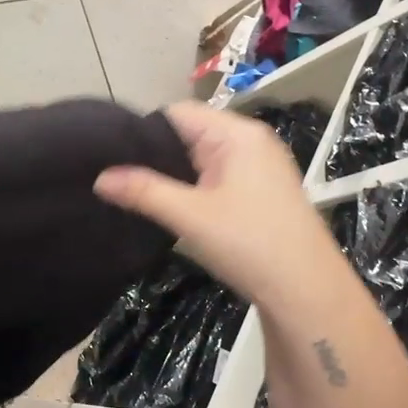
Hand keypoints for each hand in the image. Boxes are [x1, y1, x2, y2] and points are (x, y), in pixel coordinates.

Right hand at [93, 102, 350, 311]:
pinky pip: (212, 178)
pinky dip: (189, 189)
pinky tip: (168, 209)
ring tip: (133, 194)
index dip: (141, 132)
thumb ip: (142, 191)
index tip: (109, 157)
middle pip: (187, 134)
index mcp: (236, 134)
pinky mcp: (258, 193)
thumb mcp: (189, 216)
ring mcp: (257, 168)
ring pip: (198, 159)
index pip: (176, 113)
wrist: (308, 293)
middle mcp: (249, 142)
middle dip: (153, 155)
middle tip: (114, 178)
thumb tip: (99, 178)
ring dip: (170, 176)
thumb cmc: (250, 244)